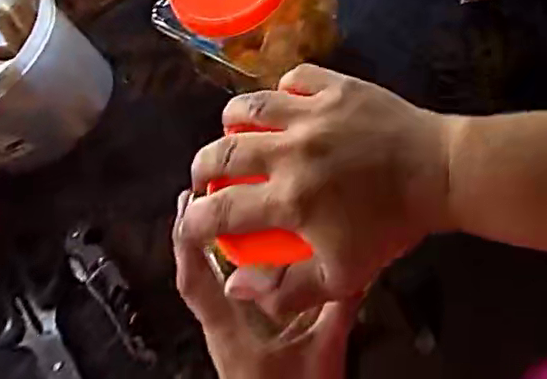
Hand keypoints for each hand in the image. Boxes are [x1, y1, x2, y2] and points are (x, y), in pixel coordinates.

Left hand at [173, 191, 358, 378]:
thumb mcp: (323, 351)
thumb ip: (338, 306)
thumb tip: (358, 267)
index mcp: (230, 334)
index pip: (195, 279)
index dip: (188, 239)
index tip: (190, 203)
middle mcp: (221, 333)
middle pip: (193, 277)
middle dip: (192, 235)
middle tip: (198, 195)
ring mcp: (226, 340)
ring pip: (206, 287)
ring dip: (207, 252)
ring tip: (217, 215)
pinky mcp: (237, 346)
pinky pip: (223, 299)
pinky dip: (225, 272)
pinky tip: (245, 256)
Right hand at [179, 65, 453, 318]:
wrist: (435, 171)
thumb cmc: (390, 224)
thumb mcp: (342, 275)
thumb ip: (285, 288)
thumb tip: (236, 285)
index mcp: (291, 199)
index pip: (221, 211)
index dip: (195, 219)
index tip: (191, 220)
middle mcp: (293, 150)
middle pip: (224, 151)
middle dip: (202, 165)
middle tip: (204, 172)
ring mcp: (314, 111)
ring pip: (252, 105)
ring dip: (233, 119)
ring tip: (232, 128)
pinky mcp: (336, 85)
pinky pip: (295, 77)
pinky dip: (283, 89)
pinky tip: (284, 102)